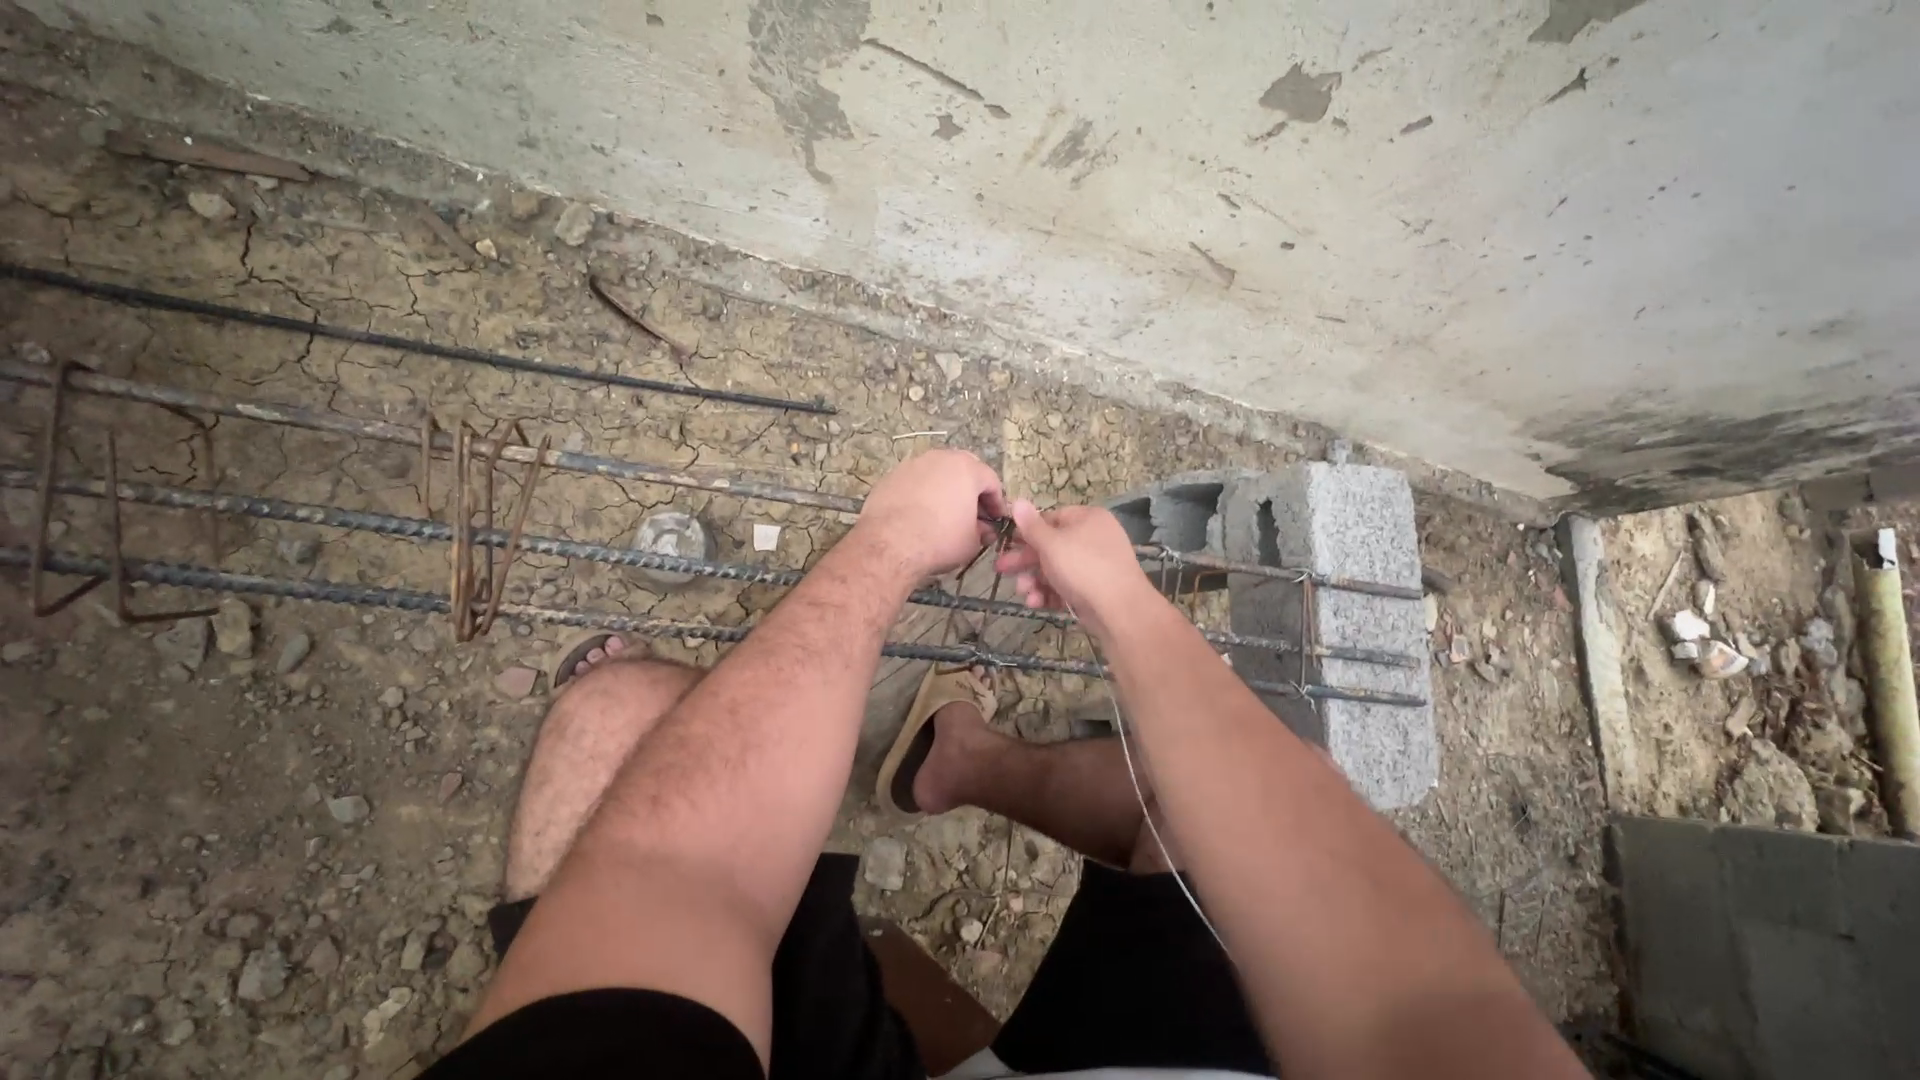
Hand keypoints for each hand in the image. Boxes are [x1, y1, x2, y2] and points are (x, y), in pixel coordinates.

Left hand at [853, 449, 1006, 579]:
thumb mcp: (971, 542)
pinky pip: (914, 482)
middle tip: (972, 513)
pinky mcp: (890, 476)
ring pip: (936, 473)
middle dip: (970, 490)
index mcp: (967, 469)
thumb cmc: (940, 540)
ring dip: (944, 489)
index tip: (996, 520)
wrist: (890, 544)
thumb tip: (983, 530)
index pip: (991, 481)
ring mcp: (912, 464)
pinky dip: (921, 494)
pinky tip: (918, 515)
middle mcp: (940, 458)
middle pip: (963, 469)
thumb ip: (982, 531)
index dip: (996, 502)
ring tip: (943, 514)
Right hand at [993, 500, 1158, 630]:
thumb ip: (1031, 525)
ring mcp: (1096, 565)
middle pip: (1051, 546)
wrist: (1120, 610)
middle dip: (1025, 561)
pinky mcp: (1094, 590)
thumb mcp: (1052, 544)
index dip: (1028, 531)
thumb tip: (1017, 501)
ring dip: (1035, 580)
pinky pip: (1067, 586)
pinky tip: (1036, 603)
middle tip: (1001, 570)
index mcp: (1087, 518)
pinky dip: (1050, 593)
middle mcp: (1094, 538)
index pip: (1051, 518)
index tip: (1008, 543)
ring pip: (1057, 569)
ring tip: (1023, 593)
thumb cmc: (1083, 567)